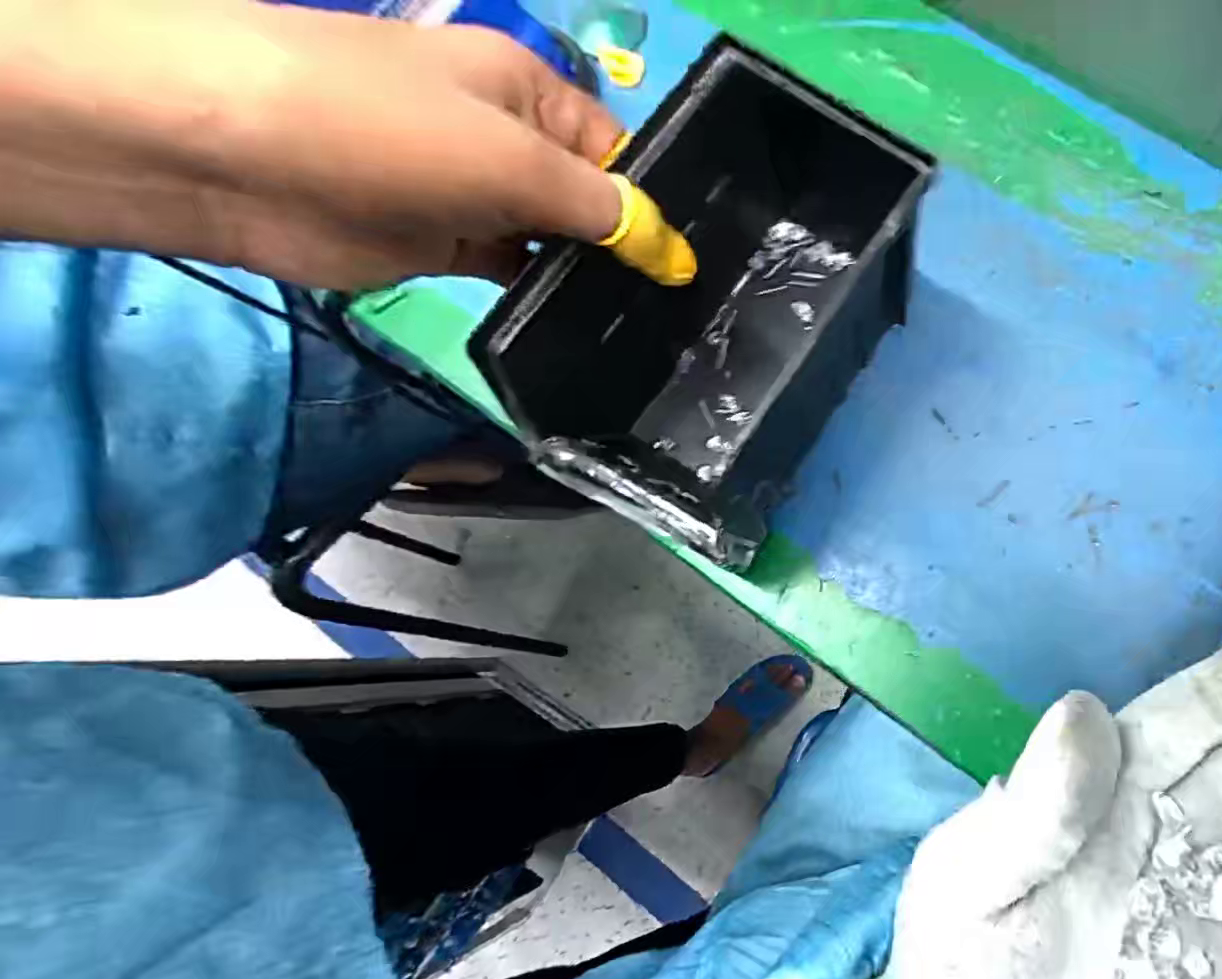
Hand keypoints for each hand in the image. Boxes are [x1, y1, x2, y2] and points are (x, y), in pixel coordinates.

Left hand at [0, 0, 691, 287]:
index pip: (622, 157)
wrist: (220, 153)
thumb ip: (606, 211)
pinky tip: (594, 329)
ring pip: (565, 246)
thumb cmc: (379, 126)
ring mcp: (485, 198)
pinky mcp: (456, 246)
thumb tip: (677, 258)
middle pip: (598, 204)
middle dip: (635, 250)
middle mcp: (516, 144)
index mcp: (533, 97)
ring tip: (655, 327)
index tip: (694, 267)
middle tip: (683, 309)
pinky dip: (554, 299)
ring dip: (598, 280)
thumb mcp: (515, 159)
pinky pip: (525, 275)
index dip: (660, 208)